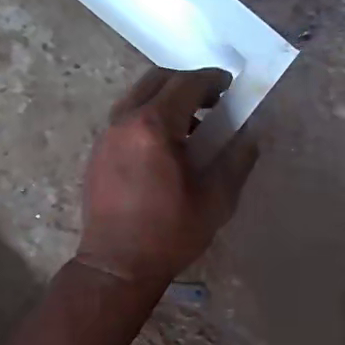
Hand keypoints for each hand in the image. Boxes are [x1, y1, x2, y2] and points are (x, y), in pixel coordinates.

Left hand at [75, 68, 260, 285]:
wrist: (116, 264)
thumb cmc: (169, 233)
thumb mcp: (216, 199)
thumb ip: (236, 160)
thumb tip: (248, 136)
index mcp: (152, 127)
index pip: (186, 84)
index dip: (212, 80)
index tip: (230, 87)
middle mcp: (123, 122)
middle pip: (155, 81)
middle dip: (186, 83)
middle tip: (212, 101)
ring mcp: (105, 137)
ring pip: (135, 98)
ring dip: (164, 100)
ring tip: (191, 126)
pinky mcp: (96, 154)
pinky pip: (123, 120)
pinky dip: (146, 118)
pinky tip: (164, 147)